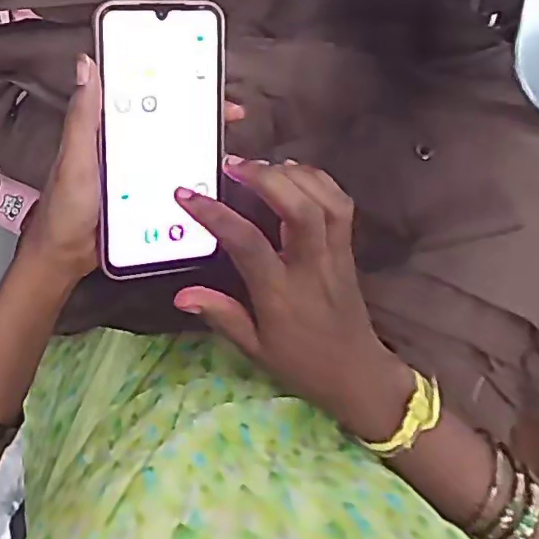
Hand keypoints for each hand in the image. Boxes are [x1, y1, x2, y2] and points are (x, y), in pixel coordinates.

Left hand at [20, 55, 249, 283]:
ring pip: (173, 150)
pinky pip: (173, 178)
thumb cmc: (64, 206)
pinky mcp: (145, 194)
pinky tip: (209, 176)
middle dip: (196, 113)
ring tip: (225, 142)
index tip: (197, 73)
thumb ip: (83, 116)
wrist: (67, 255)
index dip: (168, 82)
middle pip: (164, 121)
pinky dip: (192, 175)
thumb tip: (85, 66)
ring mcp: (135, 171)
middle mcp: (121, 146)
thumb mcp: (75, 157)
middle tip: (227, 112)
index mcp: (103, 129)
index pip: (139, 95)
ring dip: (198, 145)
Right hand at [173, 158, 414, 440]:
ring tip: (260, 165)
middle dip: (265, 178)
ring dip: (292, 174)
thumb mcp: (253, 347)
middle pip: (299, 209)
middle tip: (233, 164)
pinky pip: (341, 205)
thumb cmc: (300, 362)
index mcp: (281, 293)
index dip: (216, 215)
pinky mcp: (348, 249)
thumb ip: (220, 315)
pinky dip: (318, 180)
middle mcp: (311, 267)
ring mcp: (335, 255)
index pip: (247, 243)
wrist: (357, 374)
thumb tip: (182, 295)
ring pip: (325, 201)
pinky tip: (293, 172)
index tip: (187, 195)